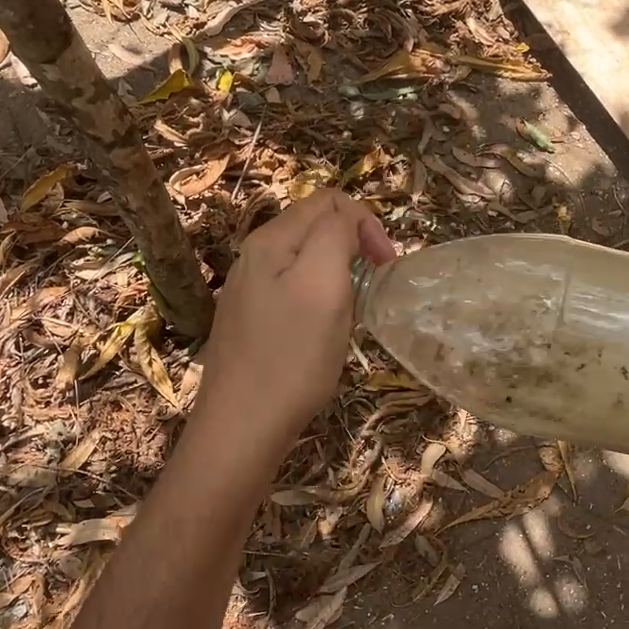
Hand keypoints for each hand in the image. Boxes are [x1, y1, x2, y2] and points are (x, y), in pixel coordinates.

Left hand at [192, 190, 394, 460]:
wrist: (242, 427)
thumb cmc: (292, 357)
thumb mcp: (324, 285)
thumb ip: (336, 235)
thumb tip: (348, 219)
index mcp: (271, 240)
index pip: (330, 201)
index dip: (367, 223)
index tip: (385, 264)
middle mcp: (255, 256)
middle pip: (318, 226)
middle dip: (355, 247)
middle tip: (372, 287)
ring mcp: (250, 289)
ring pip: (310, 259)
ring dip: (341, 275)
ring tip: (351, 311)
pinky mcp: (253, 320)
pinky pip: (297, 289)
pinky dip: (323, 299)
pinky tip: (325, 331)